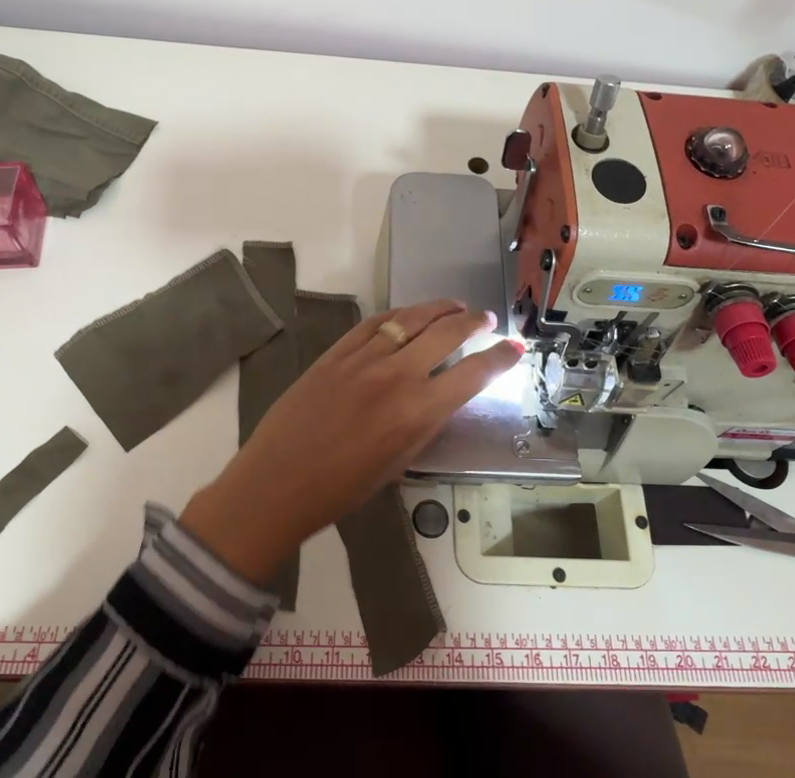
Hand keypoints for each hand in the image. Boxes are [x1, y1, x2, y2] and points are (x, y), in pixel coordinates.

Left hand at [180, 299, 523, 583]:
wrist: (279, 482)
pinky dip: (398, 315)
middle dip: (474, 323)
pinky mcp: (336, 352)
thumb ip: (426, 423)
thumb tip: (445, 395)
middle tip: (487, 319)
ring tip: (457, 306)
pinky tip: (409, 315)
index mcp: (418, 412)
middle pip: (447, 334)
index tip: (516, 348)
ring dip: (440, 309)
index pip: (473, 374)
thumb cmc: (342, 488)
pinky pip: (375, 323)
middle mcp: (397, 377)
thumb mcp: (399, 462)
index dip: (501, 358)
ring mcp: (364, 359)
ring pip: (412, 320)